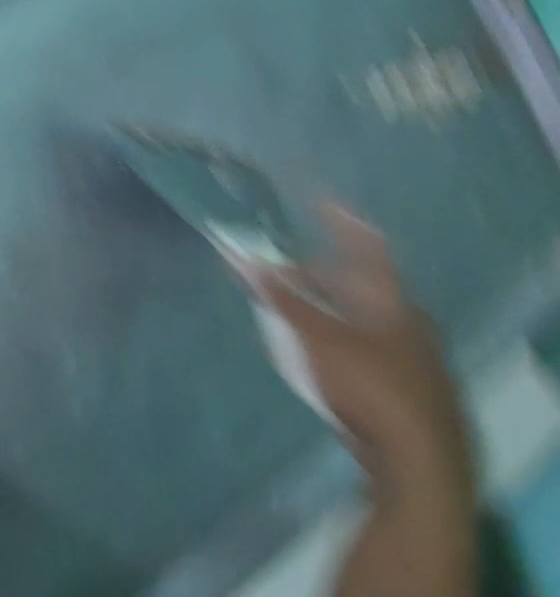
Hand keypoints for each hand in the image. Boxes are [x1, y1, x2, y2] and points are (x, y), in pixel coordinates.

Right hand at [256, 206, 472, 493]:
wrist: (415, 456)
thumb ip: (276, 296)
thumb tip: (239, 254)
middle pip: (354, 283)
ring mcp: (405, 352)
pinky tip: (301, 344)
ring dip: (315, 304)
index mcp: (389, 301)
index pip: (365, 248)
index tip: (318, 197)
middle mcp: (403, 320)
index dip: (340, 221)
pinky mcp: (396, 380)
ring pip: (353, 314)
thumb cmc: (365, 383)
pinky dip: (325, 330)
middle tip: (272, 266)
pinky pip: (354, 340)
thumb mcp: (311, 336)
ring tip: (277, 304)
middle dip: (311, 272)